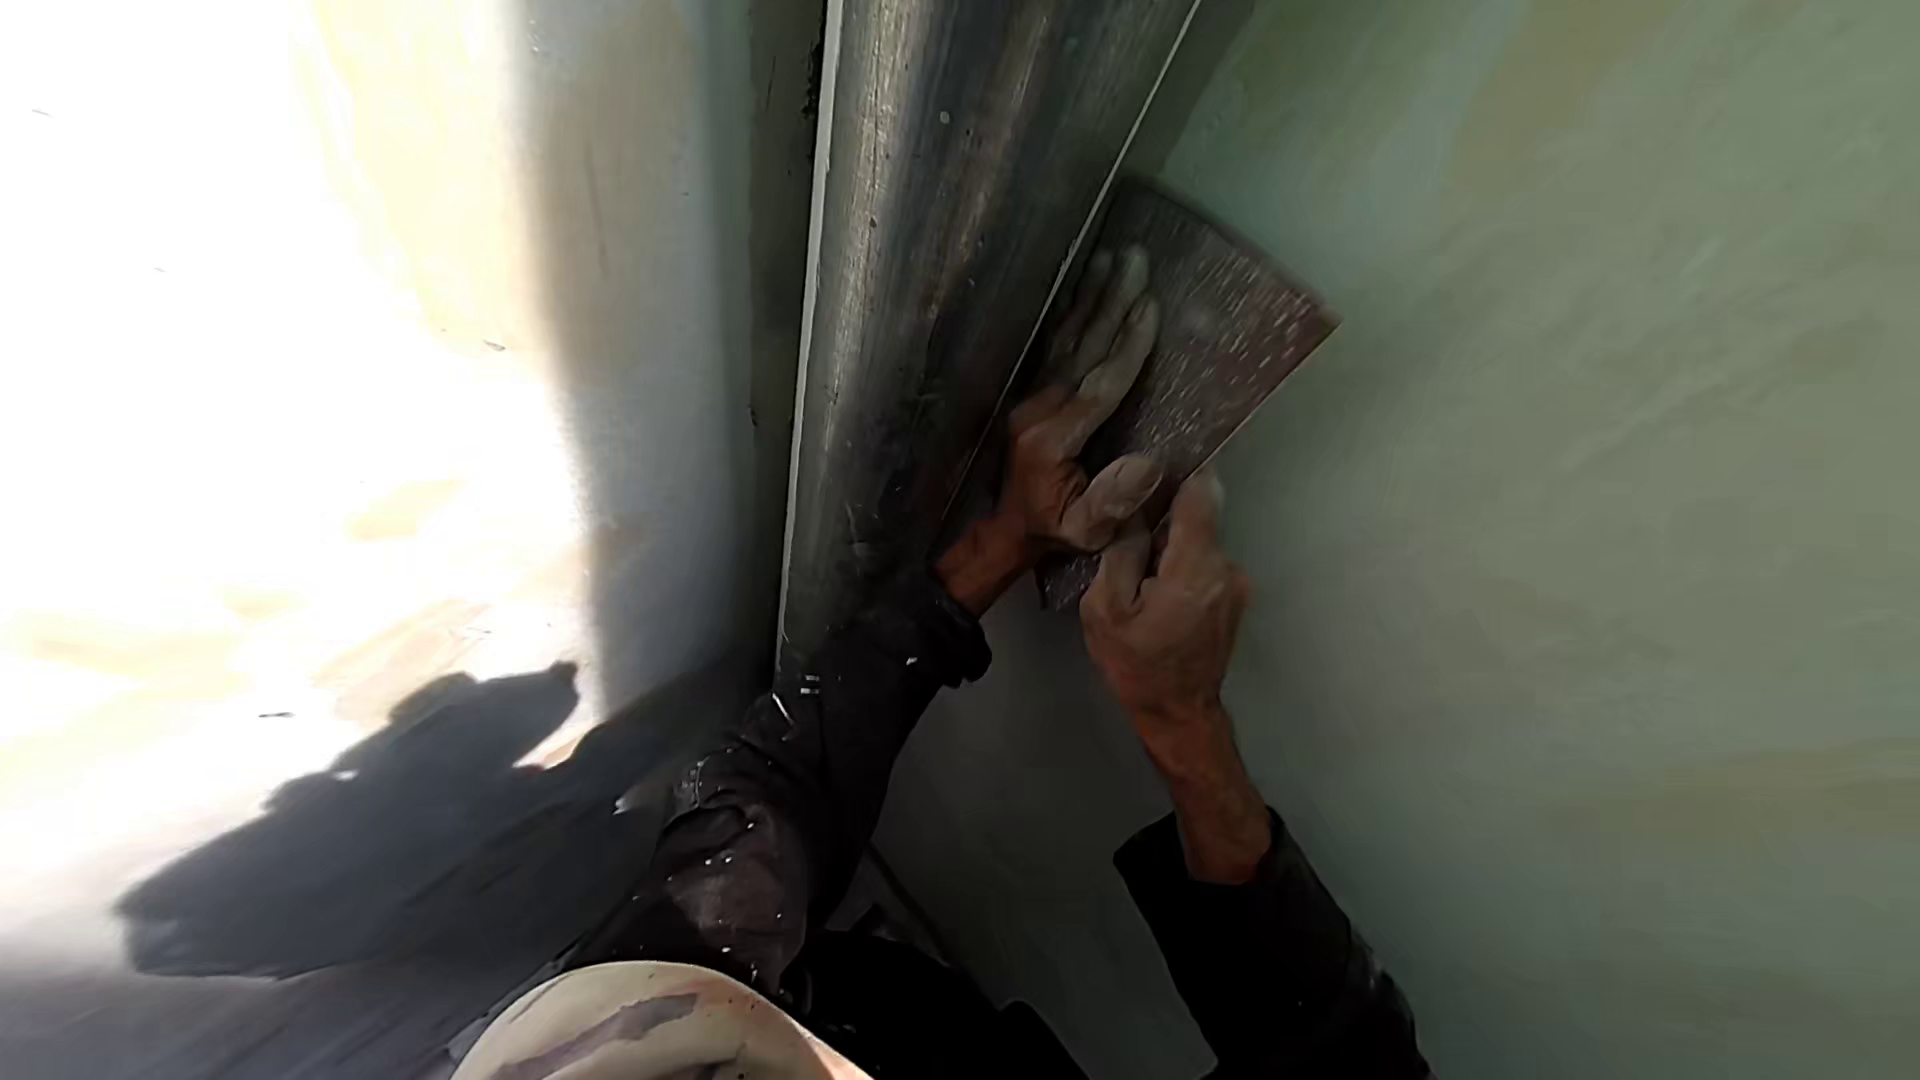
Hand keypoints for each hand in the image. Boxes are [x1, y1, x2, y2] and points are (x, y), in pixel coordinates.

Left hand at [937, 246, 1163, 613]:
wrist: (1007, 526)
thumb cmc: (1052, 529)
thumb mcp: (1084, 530)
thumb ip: (1111, 501)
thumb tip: (1149, 463)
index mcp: (1053, 440)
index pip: (1098, 386)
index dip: (1126, 348)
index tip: (1149, 309)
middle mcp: (1038, 412)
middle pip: (1081, 349)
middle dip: (1111, 304)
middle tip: (1135, 262)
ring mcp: (1030, 401)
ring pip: (1064, 340)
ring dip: (1089, 298)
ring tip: (1113, 259)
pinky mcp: (1029, 397)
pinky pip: (1051, 348)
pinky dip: (1069, 315)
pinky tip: (1083, 289)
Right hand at [1081, 470, 1268, 882]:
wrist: (1177, 713)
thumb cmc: (1136, 663)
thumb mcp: (1104, 609)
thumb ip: (1120, 553)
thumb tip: (1133, 511)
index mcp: (1195, 568)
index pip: (1201, 494)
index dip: (1178, 474)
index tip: (1152, 468)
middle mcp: (1226, 568)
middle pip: (1198, 516)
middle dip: (1163, 519)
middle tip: (1127, 531)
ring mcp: (1237, 585)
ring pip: (1200, 541)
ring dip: (1171, 546)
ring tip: (1139, 569)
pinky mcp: (1235, 598)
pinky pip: (1206, 563)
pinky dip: (1183, 565)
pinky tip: (1157, 590)